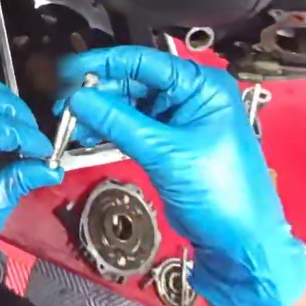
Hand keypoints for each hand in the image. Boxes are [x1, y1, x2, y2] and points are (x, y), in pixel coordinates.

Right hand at [60, 47, 305, 305]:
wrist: (239, 244)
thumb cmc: (226, 195)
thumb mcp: (166, 153)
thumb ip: (120, 122)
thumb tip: (82, 98)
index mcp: (203, 86)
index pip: (146, 61)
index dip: (106, 63)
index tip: (73, 69)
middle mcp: (192, 96)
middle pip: (136, 81)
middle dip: (99, 90)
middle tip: (66, 99)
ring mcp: (180, 119)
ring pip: (131, 103)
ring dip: (101, 110)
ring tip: (72, 119)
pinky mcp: (168, 142)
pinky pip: (133, 125)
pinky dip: (111, 128)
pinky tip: (88, 131)